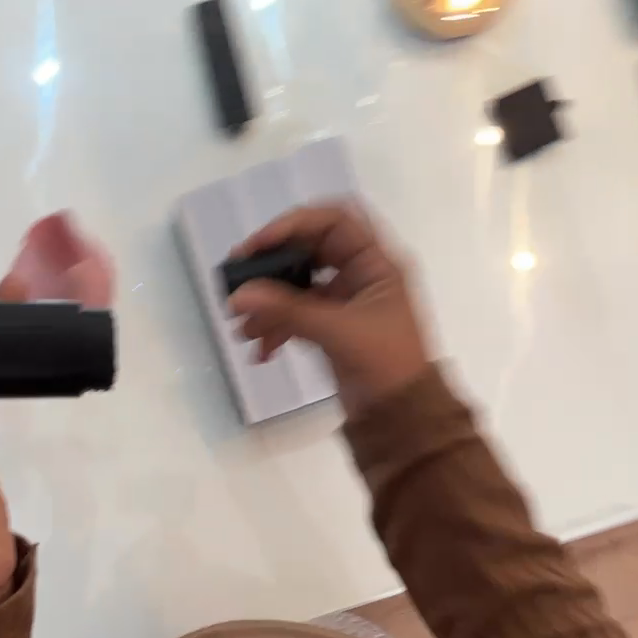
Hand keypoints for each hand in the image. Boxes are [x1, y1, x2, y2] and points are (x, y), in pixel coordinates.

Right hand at [227, 201, 435, 415]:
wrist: (400, 416)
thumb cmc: (383, 363)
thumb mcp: (336, 331)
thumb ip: (286, 310)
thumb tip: (239, 296)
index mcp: (376, 262)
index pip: (334, 221)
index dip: (293, 225)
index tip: (256, 245)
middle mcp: (361, 275)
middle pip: (308, 254)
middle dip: (272, 270)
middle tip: (237, 282)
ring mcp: (345, 303)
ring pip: (298, 290)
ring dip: (268, 306)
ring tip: (242, 330)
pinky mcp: (332, 330)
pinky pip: (296, 319)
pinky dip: (276, 331)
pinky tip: (260, 350)